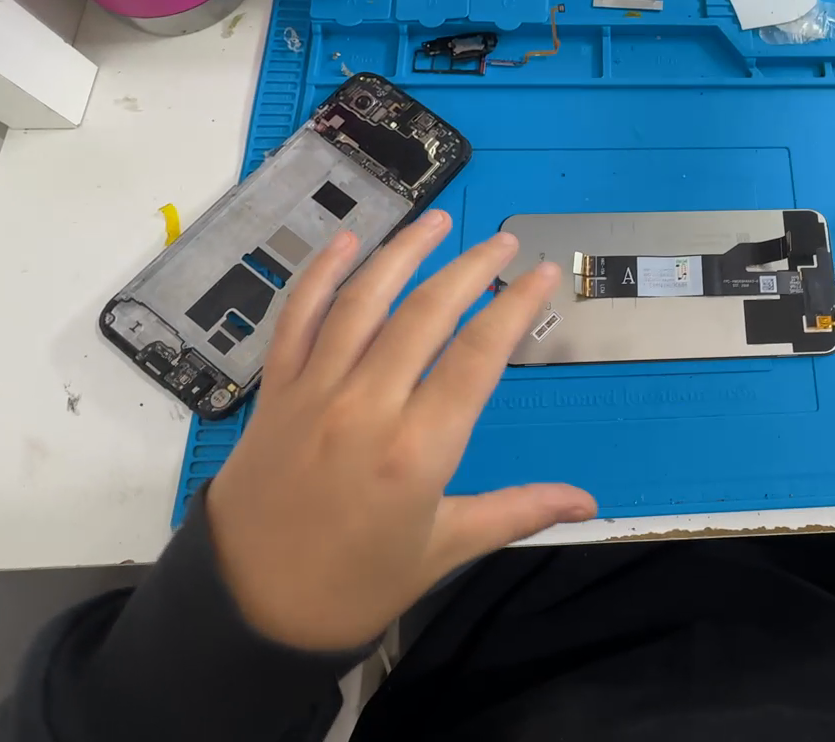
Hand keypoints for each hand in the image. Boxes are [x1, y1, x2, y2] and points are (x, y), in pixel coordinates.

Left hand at [204, 213, 595, 650]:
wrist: (247, 613)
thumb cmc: (358, 583)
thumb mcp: (445, 549)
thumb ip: (519, 511)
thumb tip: (587, 504)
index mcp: (418, 449)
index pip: (479, 356)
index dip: (515, 307)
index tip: (540, 273)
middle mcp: (367, 407)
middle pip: (427, 314)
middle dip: (471, 268)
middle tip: (501, 242)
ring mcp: (315, 392)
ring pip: (363, 301)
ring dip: (402, 253)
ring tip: (436, 220)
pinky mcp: (276, 391)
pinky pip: (298, 319)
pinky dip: (321, 275)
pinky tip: (346, 242)